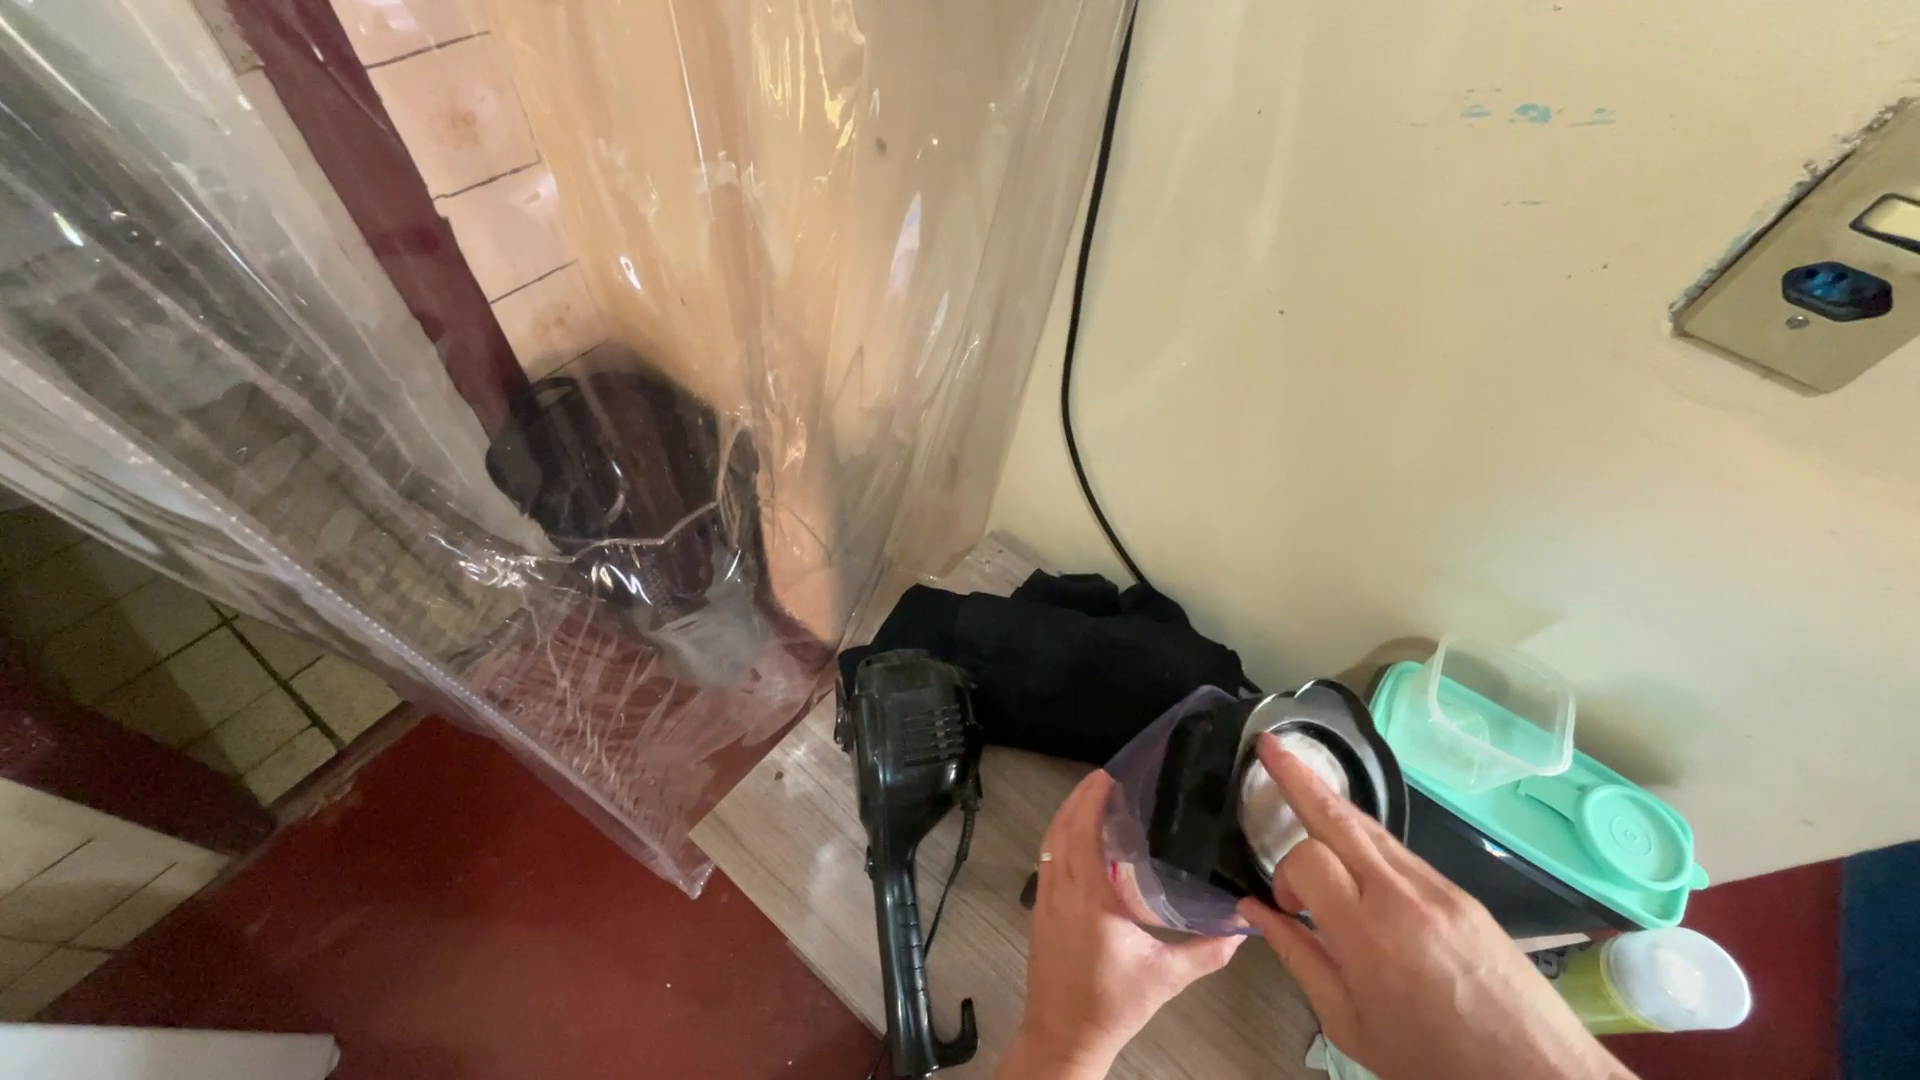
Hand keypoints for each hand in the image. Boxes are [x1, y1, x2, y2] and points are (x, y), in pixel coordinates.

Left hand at [997, 769, 1242, 1078]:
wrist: (1064, 1035)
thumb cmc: (1114, 1003)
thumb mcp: (1166, 977)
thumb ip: (1206, 951)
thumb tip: (1241, 927)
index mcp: (1088, 897)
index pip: (1082, 832)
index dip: (1091, 799)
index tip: (1108, 776)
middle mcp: (1060, 889)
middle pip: (1061, 828)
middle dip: (1079, 797)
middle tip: (1104, 778)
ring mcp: (1045, 898)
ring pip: (1049, 842)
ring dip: (1067, 814)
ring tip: (1092, 798)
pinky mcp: (1040, 909)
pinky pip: (1046, 859)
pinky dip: (1059, 837)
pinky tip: (1079, 838)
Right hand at [1236, 734, 1634, 1079]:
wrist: (1541, 1079)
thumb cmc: (1434, 1063)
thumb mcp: (1350, 1025)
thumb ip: (1297, 958)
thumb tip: (1252, 910)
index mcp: (1368, 934)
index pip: (1307, 858)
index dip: (1285, 873)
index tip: (1288, 907)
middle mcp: (1403, 896)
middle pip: (1340, 817)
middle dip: (1299, 777)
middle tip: (1268, 745)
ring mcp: (1438, 889)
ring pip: (1371, 827)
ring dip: (1330, 802)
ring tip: (1298, 777)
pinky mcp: (1461, 893)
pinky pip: (1400, 852)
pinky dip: (1364, 837)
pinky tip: (1351, 849)